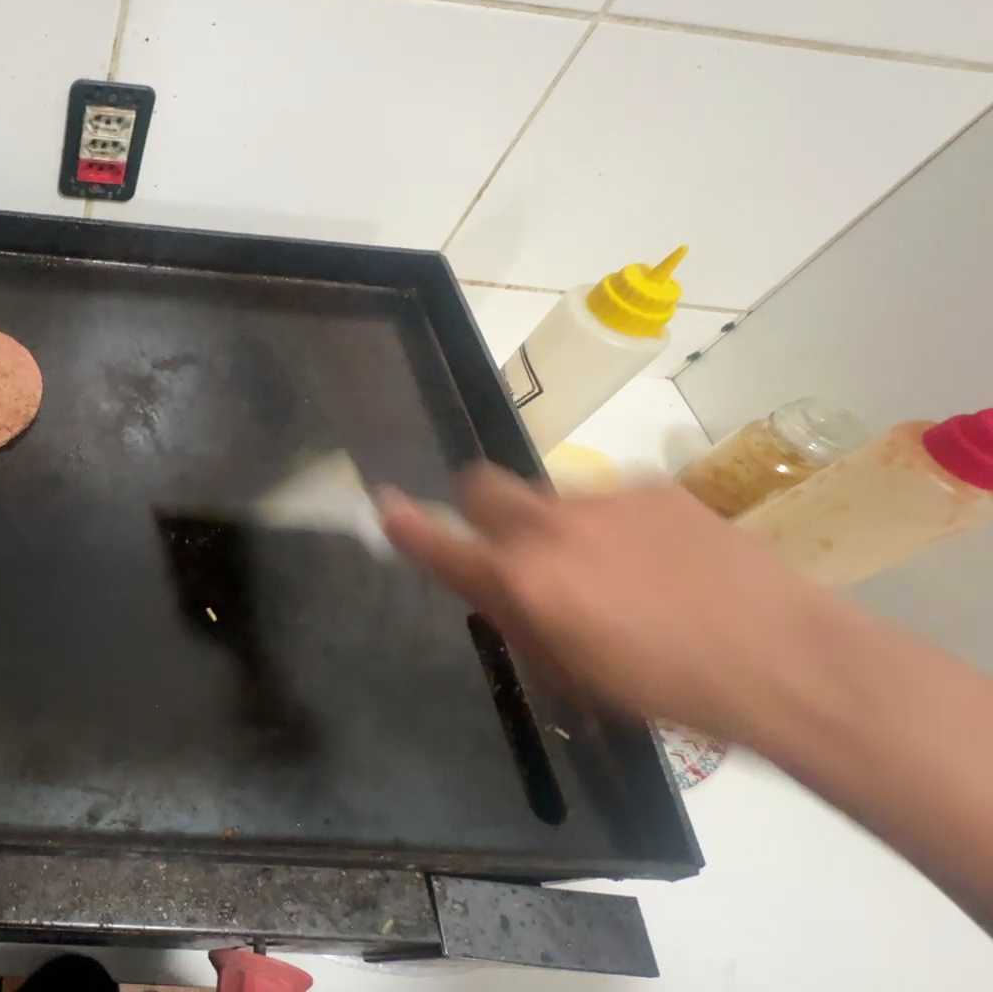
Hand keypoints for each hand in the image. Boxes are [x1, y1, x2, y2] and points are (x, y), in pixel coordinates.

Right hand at [380, 463, 857, 740]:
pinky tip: (665, 564)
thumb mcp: (568, 668)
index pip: (440, 542)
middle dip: (480, 506)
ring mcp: (604, 502)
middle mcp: (549, 528)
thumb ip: (513, 616)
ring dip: (563, 529)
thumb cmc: (665, 689)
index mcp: (521, 580)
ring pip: (554, 501)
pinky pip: (613, 502)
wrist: (792, 664)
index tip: (384, 503)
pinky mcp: (657, 490)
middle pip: (482, 486)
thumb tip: (486, 584)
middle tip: (512, 544)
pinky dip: (620, 528)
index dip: (404, 523)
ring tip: (620, 573)